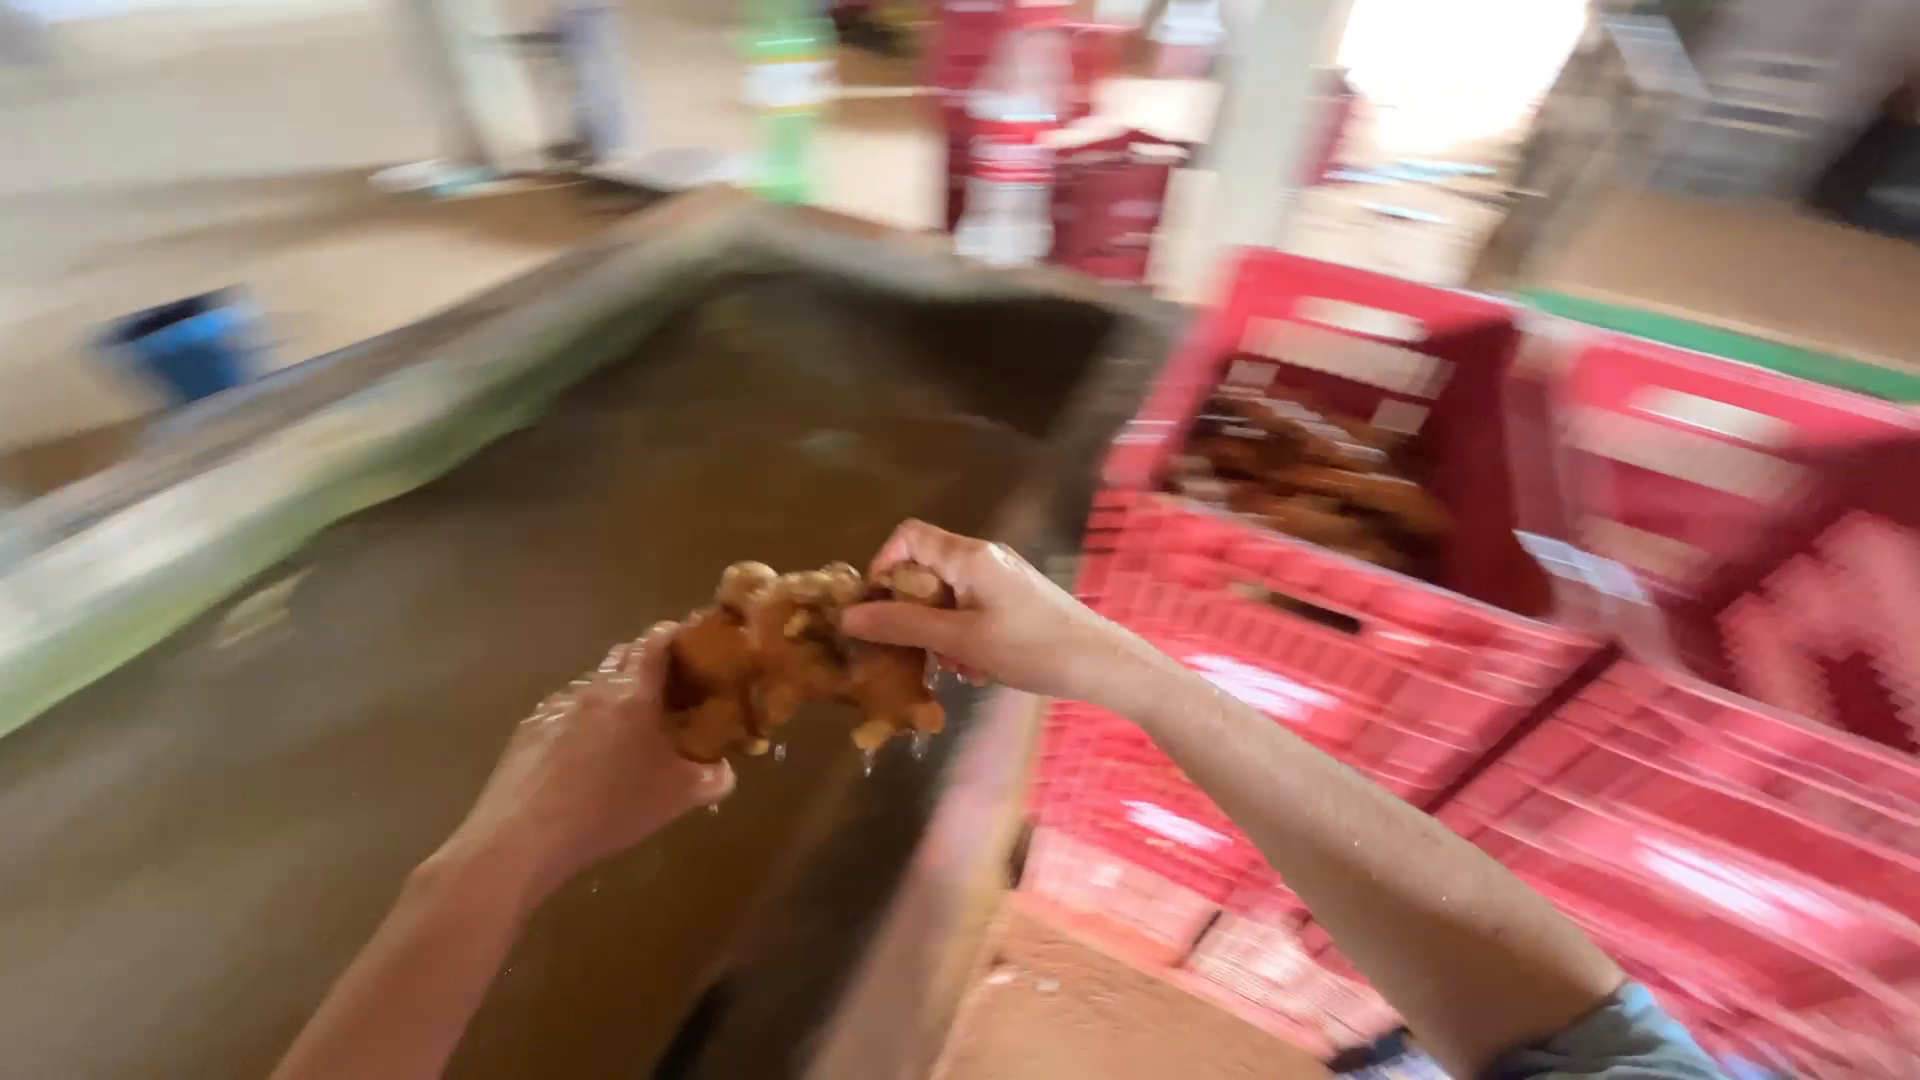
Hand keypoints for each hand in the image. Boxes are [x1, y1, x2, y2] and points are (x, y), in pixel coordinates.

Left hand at [441, 624, 734, 900]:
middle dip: (647, 661)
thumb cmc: (611, 807)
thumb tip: (726, 769)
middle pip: (623, 655)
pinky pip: (564, 711)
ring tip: (626, 725)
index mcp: (634, 692)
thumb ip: (713, 777)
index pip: (656, 640)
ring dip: (613, 693)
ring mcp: (556, 707)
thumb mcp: (678, 797)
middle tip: (668, 687)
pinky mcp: (528, 731)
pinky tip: (584, 755)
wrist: (523, 839)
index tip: (692, 642)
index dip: (675, 634)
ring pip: (593, 684)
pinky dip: (582, 720)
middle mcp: (595, 689)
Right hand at [840, 520, 1168, 707]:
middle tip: (918, 649)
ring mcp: (1001, 578)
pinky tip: (980, 668)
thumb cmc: (1030, 647)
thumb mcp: (960, 640)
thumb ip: (902, 625)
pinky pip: (971, 609)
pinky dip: (964, 635)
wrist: (1102, 665)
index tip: (877, 609)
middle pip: (925, 568)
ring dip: (940, 631)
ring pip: (947, 595)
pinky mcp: (1014, 600)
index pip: (907, 535)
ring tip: (957, 665)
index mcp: (969, 555)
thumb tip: (848, 616)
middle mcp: (983, 557)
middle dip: (913, 611)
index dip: (883, 566)